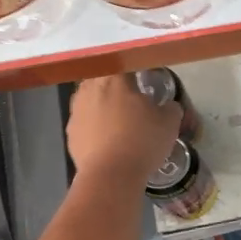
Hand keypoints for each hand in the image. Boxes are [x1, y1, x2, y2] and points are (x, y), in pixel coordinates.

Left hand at [66, 75, 183, 190]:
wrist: (110, 175)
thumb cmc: (142, 141)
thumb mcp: (170, 123)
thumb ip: (170, 108)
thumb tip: (168, 106)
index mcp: (115, 79)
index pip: (124, 64)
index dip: (136, 69)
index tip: (145, 79)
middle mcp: (90, 88)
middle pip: (104, 80)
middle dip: (117, 87)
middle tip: (132, 100)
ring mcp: (76, 110)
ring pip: (91, 100)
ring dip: (103, 106)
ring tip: (118, 122)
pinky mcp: (70, 132)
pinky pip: (85, 122)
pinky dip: (95, 127)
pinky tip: (107, 141)